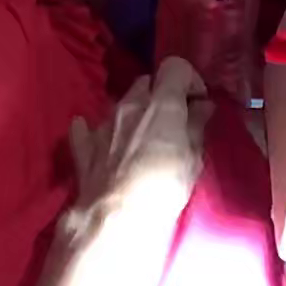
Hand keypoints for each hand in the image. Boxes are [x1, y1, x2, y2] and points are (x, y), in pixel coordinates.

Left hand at [67, 57, 213, 227]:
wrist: (115, 218)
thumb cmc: (163, 188)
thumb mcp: (193, 159)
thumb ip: (196, 127)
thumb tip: (202, 106)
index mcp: (159, 104)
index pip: (174, 66)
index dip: (188, 80)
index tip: (196, 102)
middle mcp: (127, 105)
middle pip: (145, 83)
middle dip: (160, 95)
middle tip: (172, 122)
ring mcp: (101, 124)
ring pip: (119, 104)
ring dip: (133, 114)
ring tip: (142, 139)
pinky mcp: (83, 146)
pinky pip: (87, 128)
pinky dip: (96, 131)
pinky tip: (103, 142)